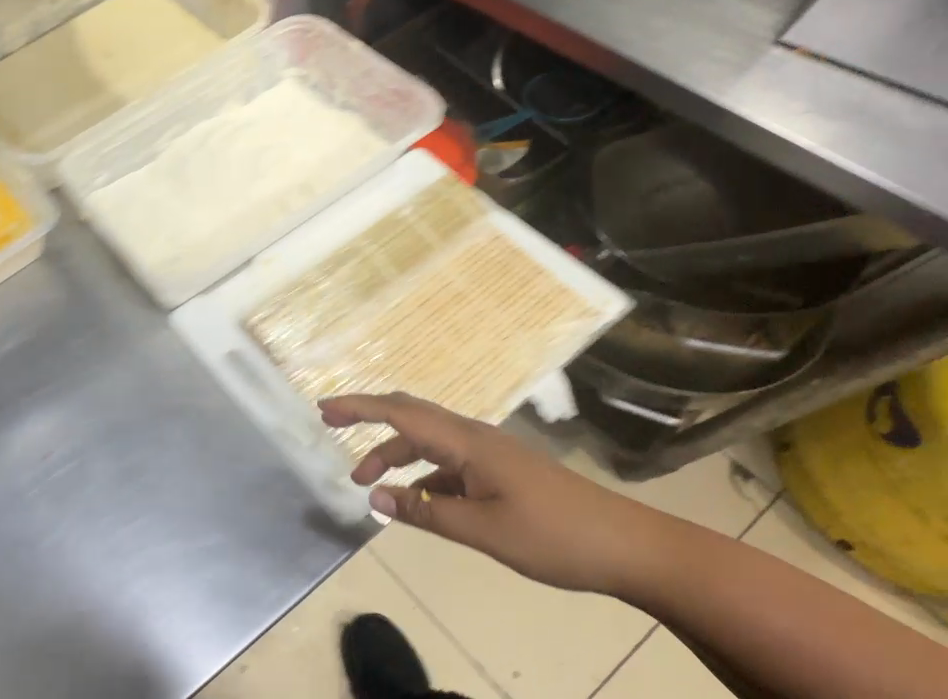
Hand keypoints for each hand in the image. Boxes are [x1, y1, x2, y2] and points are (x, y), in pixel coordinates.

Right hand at [320, 392, 674, 596]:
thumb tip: (374, 497)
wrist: (634, 549)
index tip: (322, 408)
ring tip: (370, 485)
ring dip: (394, 455)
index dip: (358, 407)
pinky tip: (418, 502)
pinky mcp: (503, 472)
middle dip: (369, 422)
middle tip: (332, 427)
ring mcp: (491, 454)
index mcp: (467, 443)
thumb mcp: (484, 531)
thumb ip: (426, 513)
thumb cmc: (556, 536)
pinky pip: (448, 462)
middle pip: (411, 416)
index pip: (400, 414)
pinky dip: (422, 474)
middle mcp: (475, 438)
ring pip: (428, 441)